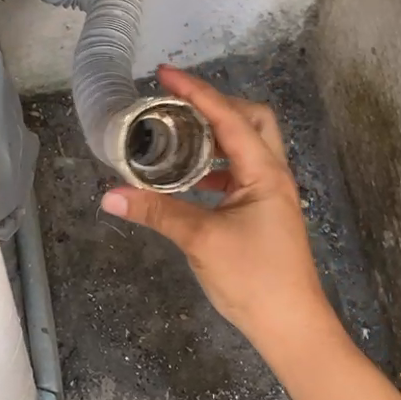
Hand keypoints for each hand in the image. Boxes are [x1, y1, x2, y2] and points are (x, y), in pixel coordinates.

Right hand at [101, 66, 339, 352]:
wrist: (290, 325)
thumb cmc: (254, 278)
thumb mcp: (200, 240)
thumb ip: (156, 212)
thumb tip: (110, 194)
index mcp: (264, 173)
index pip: (229, 118)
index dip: (196, 92)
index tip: (165, 75)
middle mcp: (271, 176)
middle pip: (250, 120)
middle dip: (214, 104)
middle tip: (176, 105)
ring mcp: (269, 195)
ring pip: (246, 146)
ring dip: (213, 133)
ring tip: (176, 133)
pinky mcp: (260, 213)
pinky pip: (237, 172)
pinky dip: (212, 164)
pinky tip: (188, 177)